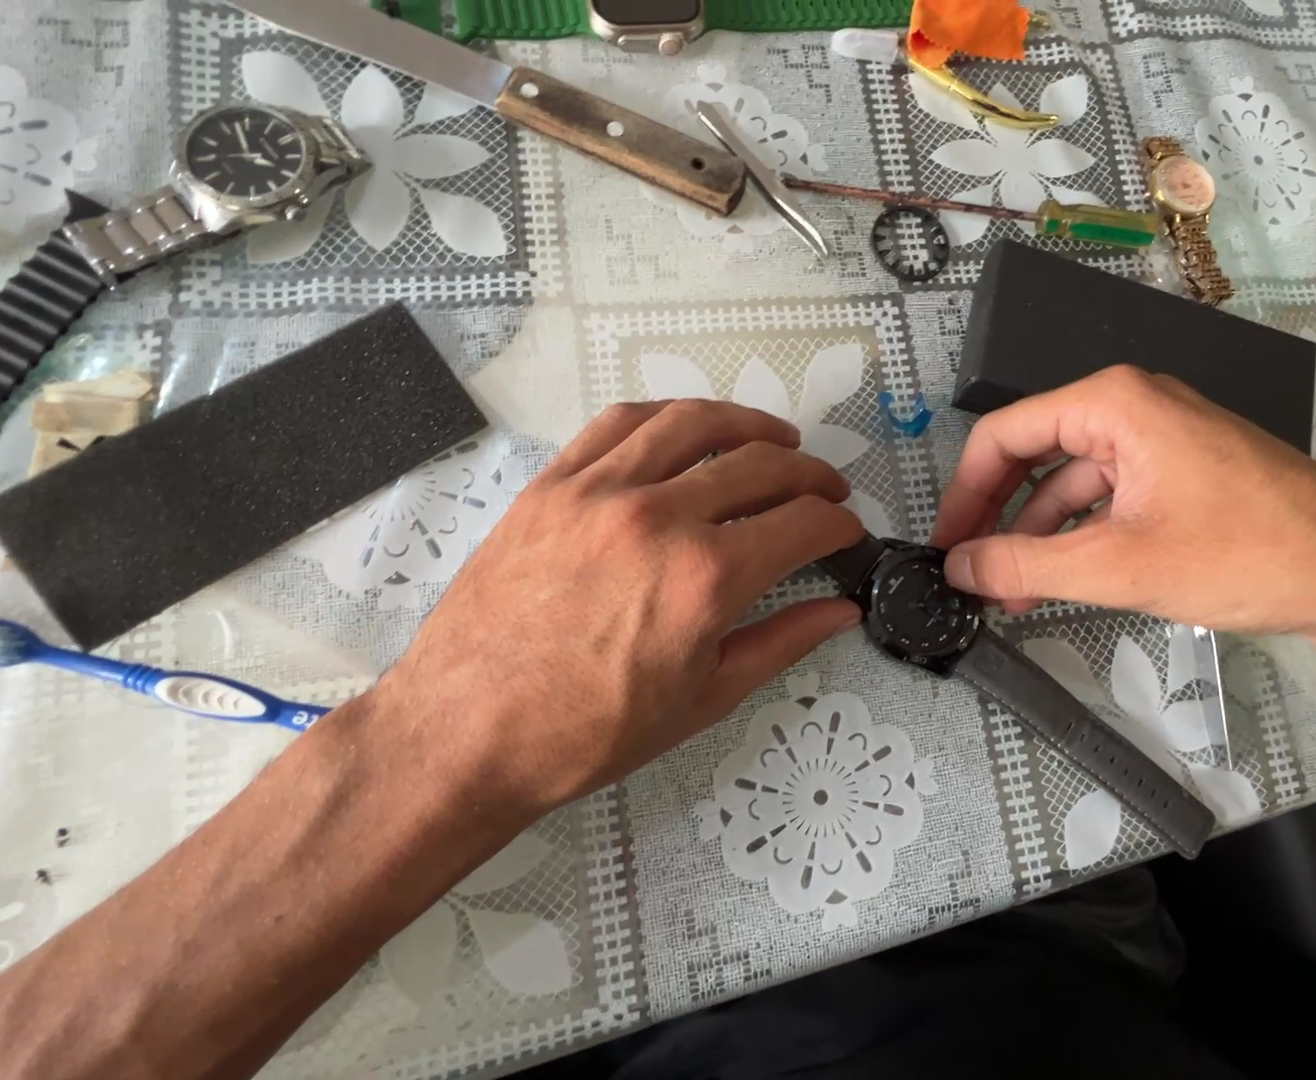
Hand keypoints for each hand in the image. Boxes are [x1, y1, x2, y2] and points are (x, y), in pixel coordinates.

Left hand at [369, 400, 864, 817]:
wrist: (468, 731)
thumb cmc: (590, 732)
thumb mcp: (704, 698)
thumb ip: (782, 642)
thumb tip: (840, 611)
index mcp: (707, 578)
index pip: (802, 523)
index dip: (839, 524)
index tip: (847, 532)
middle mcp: (659, 517)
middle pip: (761, 464)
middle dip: (811, 474)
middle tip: (826, 490)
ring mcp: (599, 490)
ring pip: (694, 423)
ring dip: (749, 425)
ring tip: (775, 440)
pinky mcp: (552, 483)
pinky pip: (620, 423)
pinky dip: (668, 418)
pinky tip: (688, 431)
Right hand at [929, 366, 1315, 638]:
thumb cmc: (1246, 555)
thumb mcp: (1116, 566)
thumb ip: (1023, 565)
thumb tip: (957, 569)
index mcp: (1113, 403)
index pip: (1004, 435)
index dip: (963, 492)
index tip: (946, 544)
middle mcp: (1131, 407)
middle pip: (1032, 455)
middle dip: (996, 515)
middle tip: (969, 567)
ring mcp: (1157, 439)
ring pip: (1067, 482)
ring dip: (1034, 535)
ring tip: (1010, 591)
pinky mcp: (1176, 472)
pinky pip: (1104, 497)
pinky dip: (1075, 536)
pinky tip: (1057, 579)